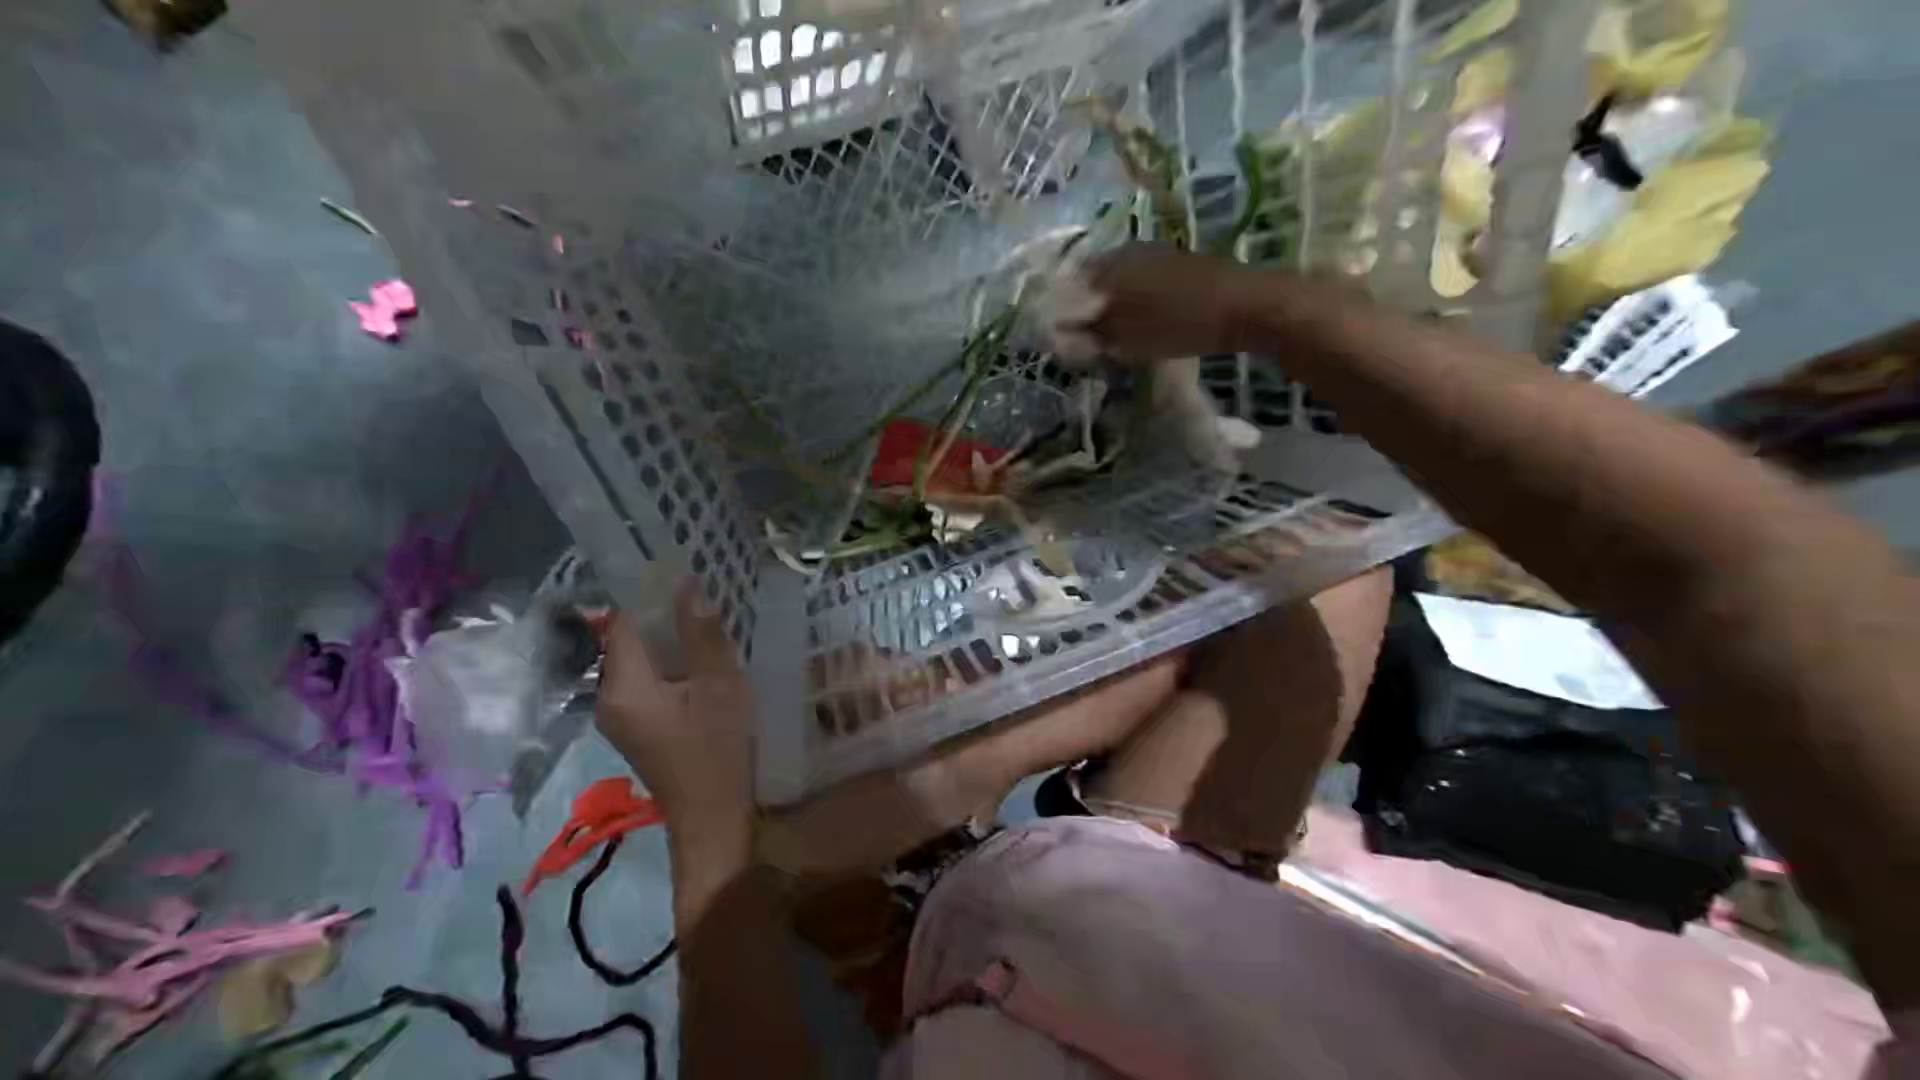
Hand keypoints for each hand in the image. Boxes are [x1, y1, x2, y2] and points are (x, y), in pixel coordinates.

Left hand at [597, 579, 754, 878]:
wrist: (713, 820)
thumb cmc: (718, 751)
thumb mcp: (720, 687)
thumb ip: (703, 635)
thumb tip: (687, 585)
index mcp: (622, 685)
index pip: (627, 622)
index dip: (653, 596)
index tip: (687, 575)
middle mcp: (609, 698)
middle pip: (632, 641)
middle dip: (666, 618)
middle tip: (708, 599)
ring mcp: (620, 716)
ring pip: (642, 662)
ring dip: (672, 643)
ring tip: (710, 626)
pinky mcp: (637, 728)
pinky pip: (649, 683)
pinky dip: (672, 668)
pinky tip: (704, 665)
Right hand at [1052, 244, 1260, 362]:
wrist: (1247, 307)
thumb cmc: (1181, 324)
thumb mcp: (1129, 338)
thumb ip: (1092, 334)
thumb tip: (1063, 334)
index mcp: (1110, 265)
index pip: (1070, 286)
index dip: (1064, 313)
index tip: (1066, 338)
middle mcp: (1128, 251)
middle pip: (1093, 282)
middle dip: (1087, 309)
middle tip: (1089, 339)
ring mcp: (1155, 254)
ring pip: (1118, 282)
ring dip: (1110, 306)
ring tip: (1113, 333)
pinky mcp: (1177, 263)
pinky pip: (1141, 282)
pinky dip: (1133, 301)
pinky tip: (1140, 321)